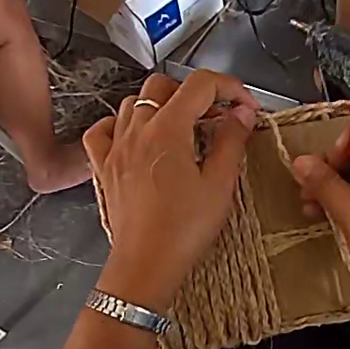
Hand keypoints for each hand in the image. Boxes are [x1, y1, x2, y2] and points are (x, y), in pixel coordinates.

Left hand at [84, 70, 256, 310]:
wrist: (146, 263)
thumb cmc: (183, 229)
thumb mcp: (220, 185)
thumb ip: (232, 141)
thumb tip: (241, 114)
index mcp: (168, 130)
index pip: (201, 85)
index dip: (230, 88)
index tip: (245, 107)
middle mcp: (138, 131)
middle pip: (165, 85)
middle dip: (196, 94)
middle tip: (218, 118)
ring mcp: (116, 147)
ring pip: (135, 103)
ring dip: (162, 106)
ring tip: (184, 129)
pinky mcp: (104, 166)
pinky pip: (104, 129)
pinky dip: (123, 124)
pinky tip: (139, 137)